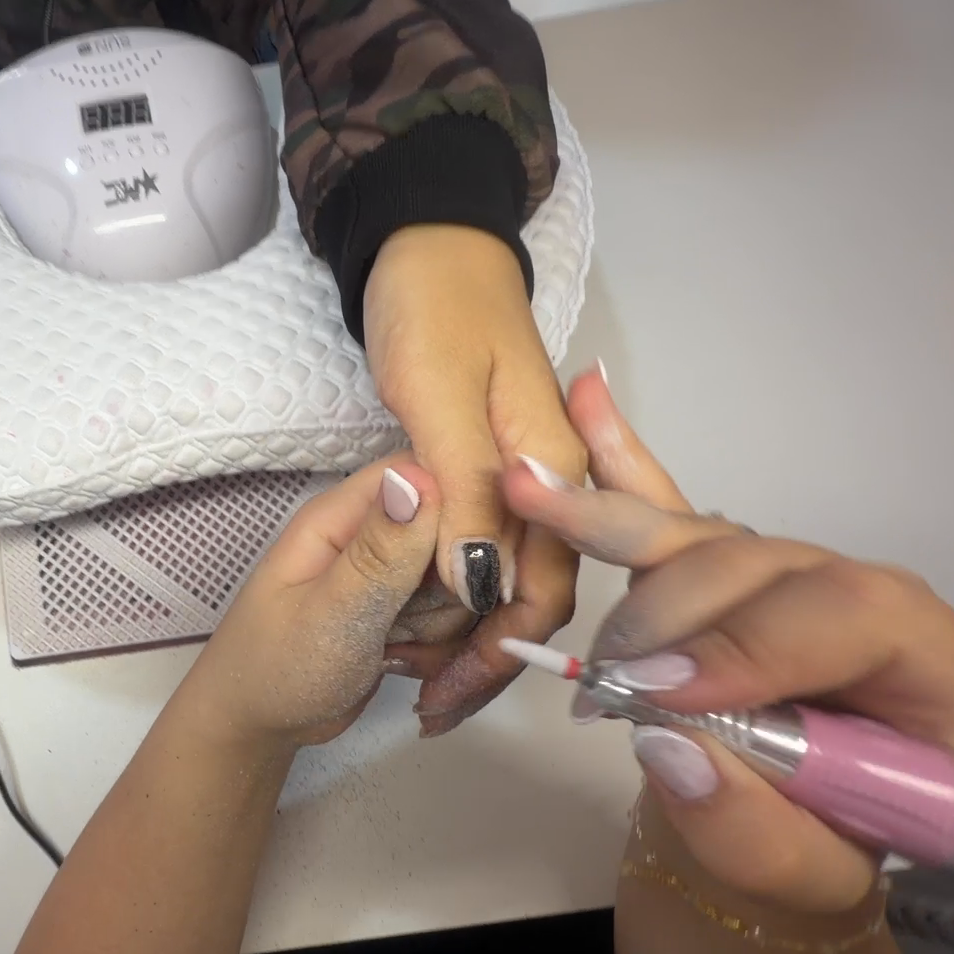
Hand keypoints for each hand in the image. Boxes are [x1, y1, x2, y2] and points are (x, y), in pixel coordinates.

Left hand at [180, 460, 442, 750]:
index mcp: (342, 514)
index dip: (466, 515)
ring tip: (394, 652)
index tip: (465, 575)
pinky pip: (457, 616)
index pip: (429, 473)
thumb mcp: (331, 613)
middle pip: (460, 532)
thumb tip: (422, 475)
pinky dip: (443, 648)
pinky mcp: (404, 607)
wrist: (259, 724)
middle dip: (457, 592)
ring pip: (466, 582)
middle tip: (412, 629)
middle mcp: (370, 532)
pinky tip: (402, 665)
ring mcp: (390, 571)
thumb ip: (381, 552)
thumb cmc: (277, 667)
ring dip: (447, 629)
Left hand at [366, 226, 585, 734]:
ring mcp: (505, 470)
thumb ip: (462, 487)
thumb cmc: (430, 311)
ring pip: (496, 573)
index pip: (539, 576)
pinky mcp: (473, 465)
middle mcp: (536, 475)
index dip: (502, 641)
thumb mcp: (437, 398)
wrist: (419, 248)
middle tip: (430, 704)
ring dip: (460, 631)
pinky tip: (411, 620)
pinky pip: (471, 542)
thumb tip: (478, 582)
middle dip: (481, 652)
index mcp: (542, 462)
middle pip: (523, 587)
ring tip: (417, 681)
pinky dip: (443, 588)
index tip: (454, 689)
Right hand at [503, 367, 953, 914]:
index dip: (744, 641)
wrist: (768, 825)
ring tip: (526, 490)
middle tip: (598, 679)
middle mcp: (855, 598)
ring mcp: (775, 572)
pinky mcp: (705, 569)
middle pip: (751, 562)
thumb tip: (665, 740)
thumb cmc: (798, 849)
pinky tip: (584, 397)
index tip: (651, 691)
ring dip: (597, 517)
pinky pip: (658, 507)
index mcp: (934, 668)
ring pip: (688, 530)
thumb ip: (747, 823)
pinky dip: (614, 460)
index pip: (848, 614)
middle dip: (660, 615)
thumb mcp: (795, 869)